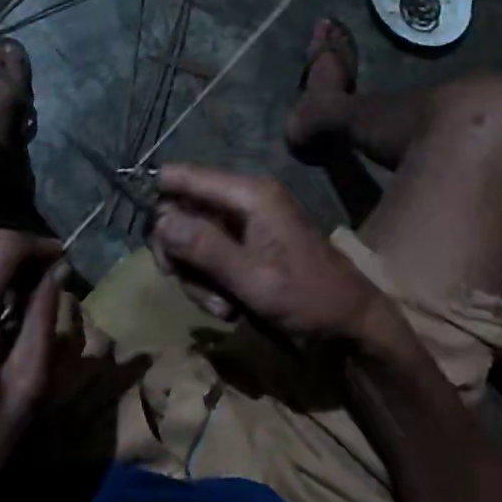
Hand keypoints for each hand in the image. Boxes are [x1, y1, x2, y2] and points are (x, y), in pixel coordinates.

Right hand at [149, 163, 389, 342]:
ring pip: (189, 238)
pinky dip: (208, 281)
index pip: (182, 175)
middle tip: (178, 279)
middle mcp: (242, 199)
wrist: (352, 325)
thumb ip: (204, 248)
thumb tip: (159, 222)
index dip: (156, 198)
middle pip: (179, 210)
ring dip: (195, 275)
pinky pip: (207, 255)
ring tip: (220, 306)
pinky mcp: (243, 244)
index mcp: (248, 194)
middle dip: (177, 250)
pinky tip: (228, 306)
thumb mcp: (253, 279)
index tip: (149, 239)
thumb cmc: (308, 298)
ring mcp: (242, 222)